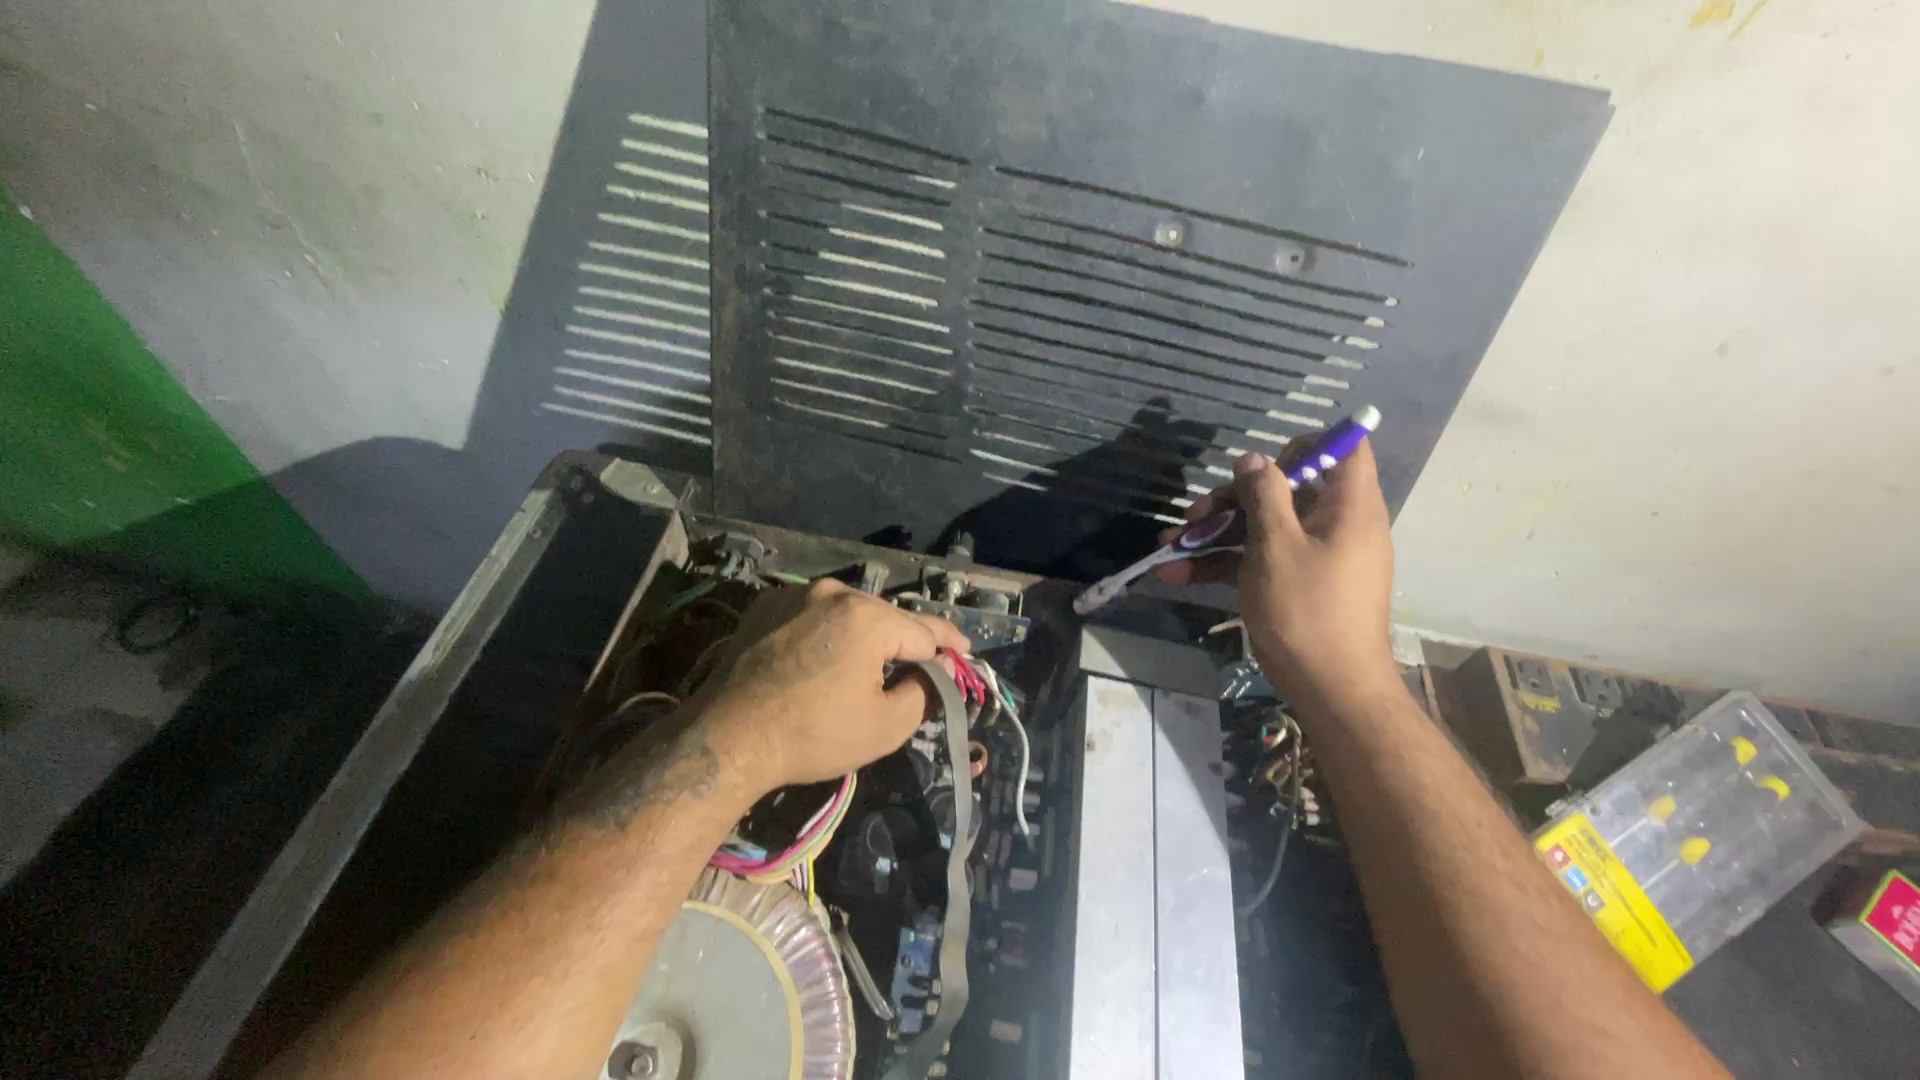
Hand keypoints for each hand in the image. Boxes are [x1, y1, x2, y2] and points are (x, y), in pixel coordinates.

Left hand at [692, 579, 970, 792]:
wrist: (727, 738)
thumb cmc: (812, 735)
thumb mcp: (885, 725)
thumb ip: (925, 692)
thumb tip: (939, 669)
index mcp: (869, 617)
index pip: (924, 631)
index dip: (950, 646)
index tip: (966, 653)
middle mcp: (834, 592)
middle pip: (888, 617)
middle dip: (910, 639)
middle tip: (931, 657)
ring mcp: (796, 594)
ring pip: (850, 611)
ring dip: (868, 632)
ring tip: (881, 657)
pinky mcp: (766, 605)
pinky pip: (814, 613)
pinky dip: (830, 629)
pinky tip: (831, 653)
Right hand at [1157, 439, 1398, 711]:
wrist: (1330, 688)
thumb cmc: (1308, 611)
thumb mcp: (1277, 546)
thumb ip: (1264, 495)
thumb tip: (1254, 459)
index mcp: (1348, 506)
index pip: (1344, 449)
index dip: (1306, 444)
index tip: (1263, 463)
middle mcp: (1334, 524)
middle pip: (1284, 490)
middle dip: (1232, 499)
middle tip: (1194, 515)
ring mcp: (1312, 556)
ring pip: (1261, 527)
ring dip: (1214, 534)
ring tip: (1168, 546)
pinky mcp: (1292, 583)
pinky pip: (1256, 560)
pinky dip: (1220, 564)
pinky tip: (1176, 575)